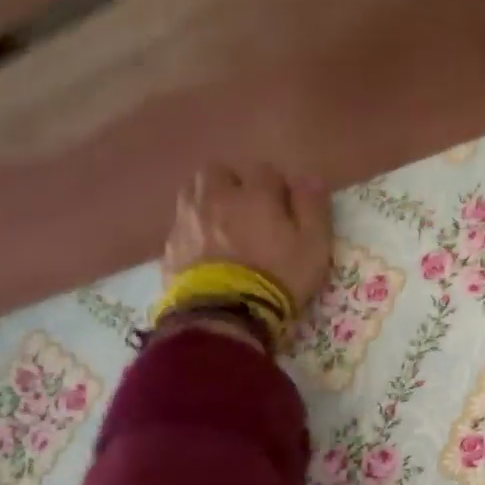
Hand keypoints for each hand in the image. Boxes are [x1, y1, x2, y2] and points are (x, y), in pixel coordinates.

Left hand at [162, 164, 333, 313]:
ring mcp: (188, 218)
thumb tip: (310, 178)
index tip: (286, 209)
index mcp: (255, 194)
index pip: (266, 171)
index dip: (278, 187)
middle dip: (234, 185)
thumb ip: (313, 209)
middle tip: (248, 211)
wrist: (225, 313)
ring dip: (208, 200)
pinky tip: (206, 250)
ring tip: (223, 226)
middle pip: (219, 172)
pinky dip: (194, 229)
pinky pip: (182, 224)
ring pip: (194, 191)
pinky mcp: (171, 244)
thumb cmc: (278, 279)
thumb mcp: (313, 247)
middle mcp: (216, 196)